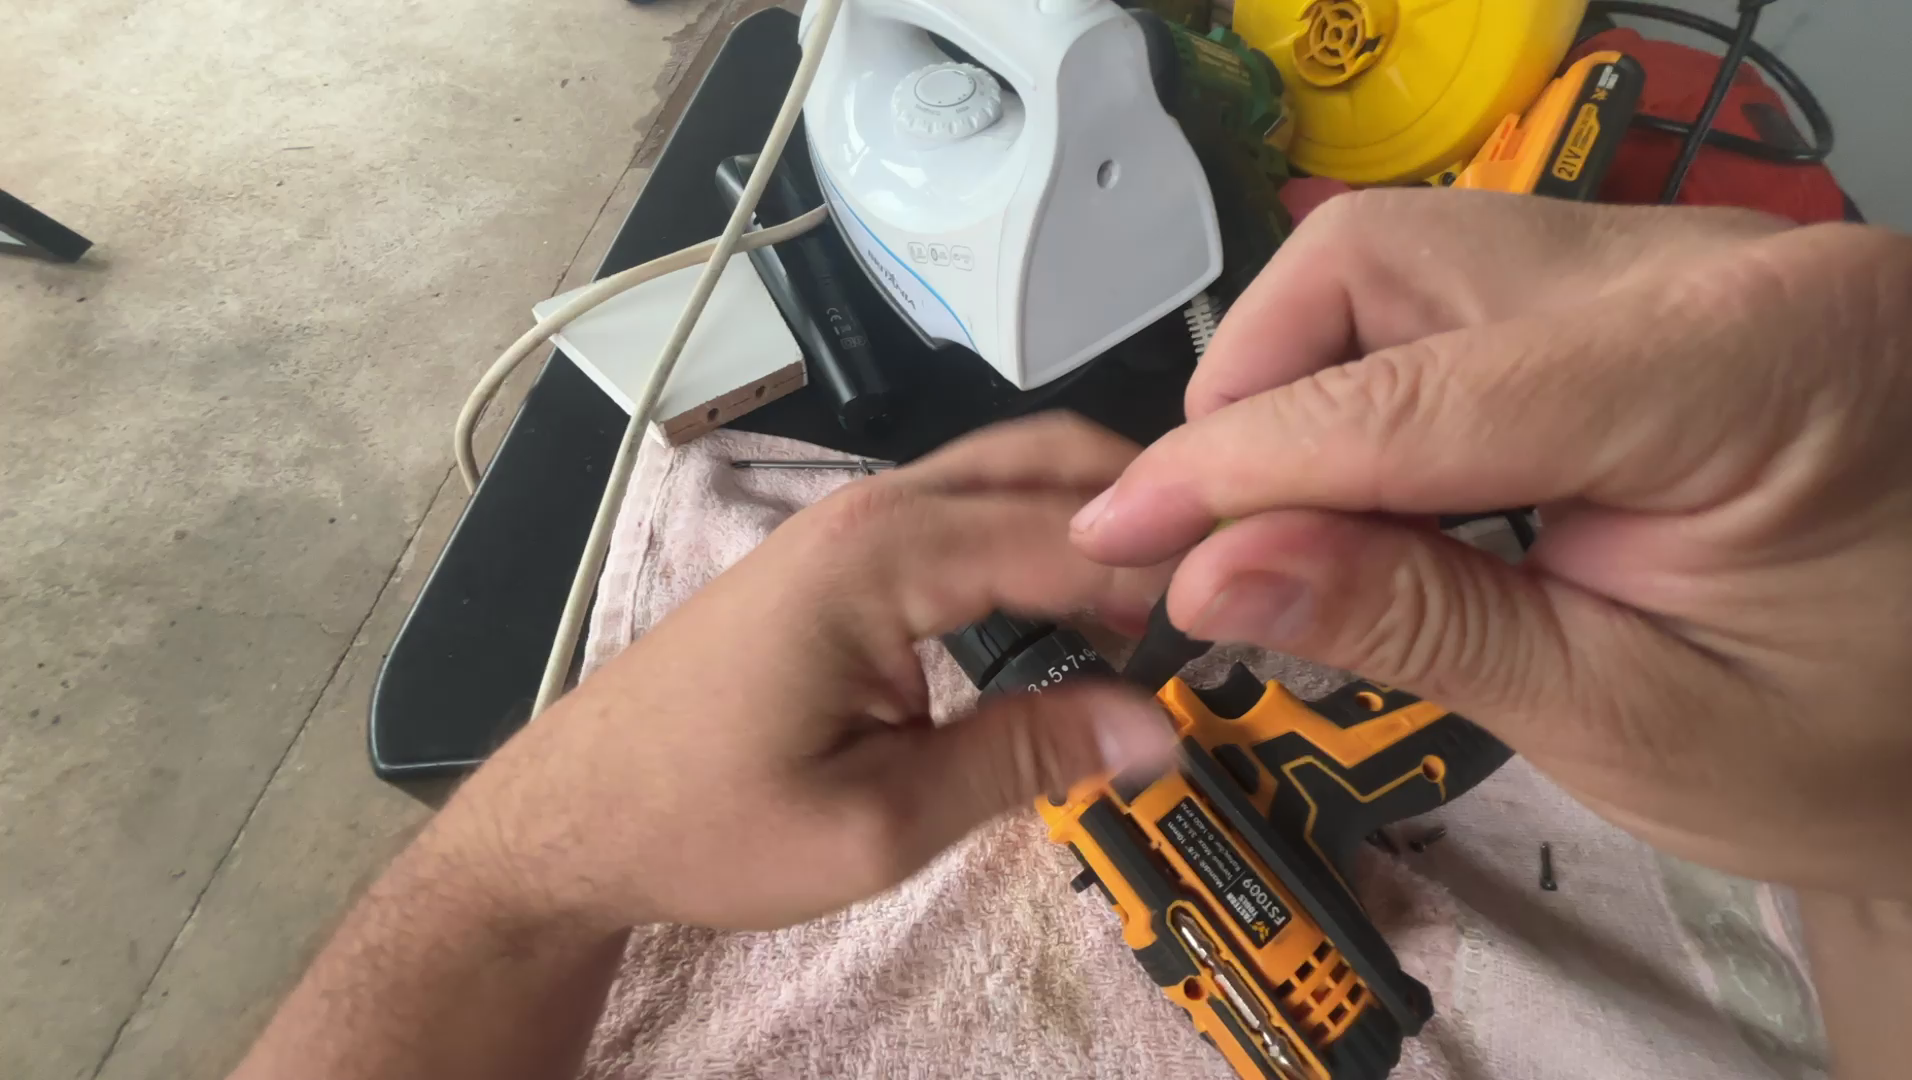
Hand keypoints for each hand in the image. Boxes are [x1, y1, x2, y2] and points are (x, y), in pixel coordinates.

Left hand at [440, 416, 1173, 932]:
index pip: (1063, 536)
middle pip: (1040, 462)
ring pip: (1005, 476)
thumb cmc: (708, 823)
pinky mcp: (847, 551)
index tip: (1232, 616)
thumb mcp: (877, 821)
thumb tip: (1156, 729)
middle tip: (1211, 583)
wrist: (578, 810)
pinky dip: (1037, 538)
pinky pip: (967, 513)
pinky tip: (1071, 599)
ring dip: (1091, 518)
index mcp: (883, 554)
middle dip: (1138, 507)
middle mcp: (876, 506)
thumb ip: (1023, 760)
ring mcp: (857, 519)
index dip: (1156, 574)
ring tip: (1160, 596)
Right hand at [1071, 190, 1911, 901]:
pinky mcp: (1603, 290)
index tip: (1117, 531)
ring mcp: (1649, 260)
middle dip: (1248, 393)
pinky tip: (1349, 476)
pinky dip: (1332, 384)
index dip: (1226, 468)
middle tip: (1223, 523)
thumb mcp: (1623, 718)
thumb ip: (1407, 626)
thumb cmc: (1857, 746)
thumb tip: (1210, 577)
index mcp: (1754, 368)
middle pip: (1367, 260)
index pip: (1398, 399)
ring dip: (1283, 385)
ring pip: (1372, 262)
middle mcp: (1698, 263)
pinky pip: (1410, 297)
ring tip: (1288, 509)